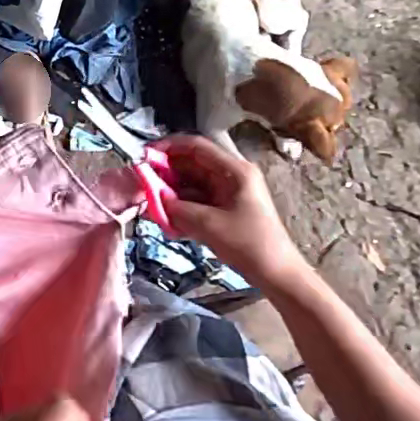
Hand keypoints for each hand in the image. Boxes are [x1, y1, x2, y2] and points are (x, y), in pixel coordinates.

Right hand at [154, 134, 306, 288]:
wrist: (277, 273)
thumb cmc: (249, 244)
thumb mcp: (209, 225)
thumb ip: (178, 209)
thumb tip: (154, 198)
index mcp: (234, 170)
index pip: (197, 147)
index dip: (168, 147)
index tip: (145, 156)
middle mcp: (231, 176)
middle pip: (192, 165)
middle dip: (166, 172)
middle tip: (141, 183)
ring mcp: (229, 193)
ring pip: (192, 184)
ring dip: (171, 192)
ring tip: (149, 203)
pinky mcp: (226, 210)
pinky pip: (197, 201)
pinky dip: (181, 207)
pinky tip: (166, 219)